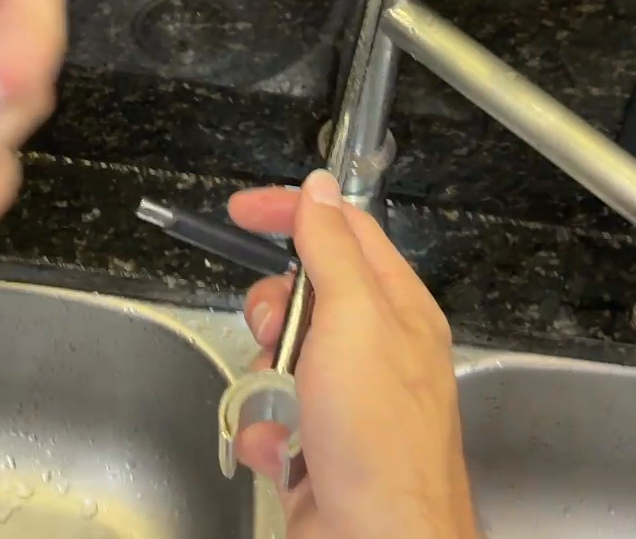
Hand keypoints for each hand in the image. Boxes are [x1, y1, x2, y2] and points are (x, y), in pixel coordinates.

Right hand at [229, 171, 478, 538]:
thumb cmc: (374, 424)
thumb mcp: (355, 316)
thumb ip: (332, 246)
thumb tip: (321, 183)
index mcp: (395, 304)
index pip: (343, 229)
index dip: (293, 212)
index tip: (239, 211)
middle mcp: (376, 345)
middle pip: (306, 293)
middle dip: (277, 310)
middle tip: (279, 333)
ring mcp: (347, 398)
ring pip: (283, 354)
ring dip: (269, 375)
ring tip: (283, 403)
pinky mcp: (319, 446)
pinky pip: (274, 415)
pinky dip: (267, 429)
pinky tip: (280, 451)